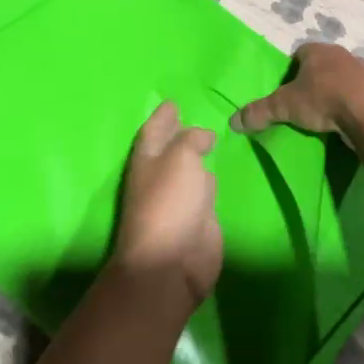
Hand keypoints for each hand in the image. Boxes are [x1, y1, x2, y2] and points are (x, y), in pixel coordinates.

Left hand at [114, 103, 221, 304]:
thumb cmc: (170, 202)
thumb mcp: (180, 158)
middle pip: (170, 150)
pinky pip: (204, 193)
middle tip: (190, 118)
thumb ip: (192, 140)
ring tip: (207, 141)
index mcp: (148, 160)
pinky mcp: (198, 220)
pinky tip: (216, 174)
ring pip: (188, 171)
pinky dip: (209, 182)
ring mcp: (178, 201)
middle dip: (178, 135)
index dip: (162, 117)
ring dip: (195, 158)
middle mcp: (161, 178)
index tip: (172, 102)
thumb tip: (204, 136)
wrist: (172, 261)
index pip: (154, 131)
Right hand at [231, 43, 363, 135]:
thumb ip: (259, 112)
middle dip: (313, 80)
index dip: (290, 70)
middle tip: (303, 102)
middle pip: (322, 65)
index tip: (286, 89)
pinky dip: (351, 104)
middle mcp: (341, 55)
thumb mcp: (284, 106)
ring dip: (335, 91)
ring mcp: (362, 71)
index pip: (299, 53)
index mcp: (317, 50)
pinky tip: (344, 120)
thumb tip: (233, 121)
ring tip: (325, 113)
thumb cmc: (323, 99)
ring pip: (342, 79)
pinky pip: (358, 94)